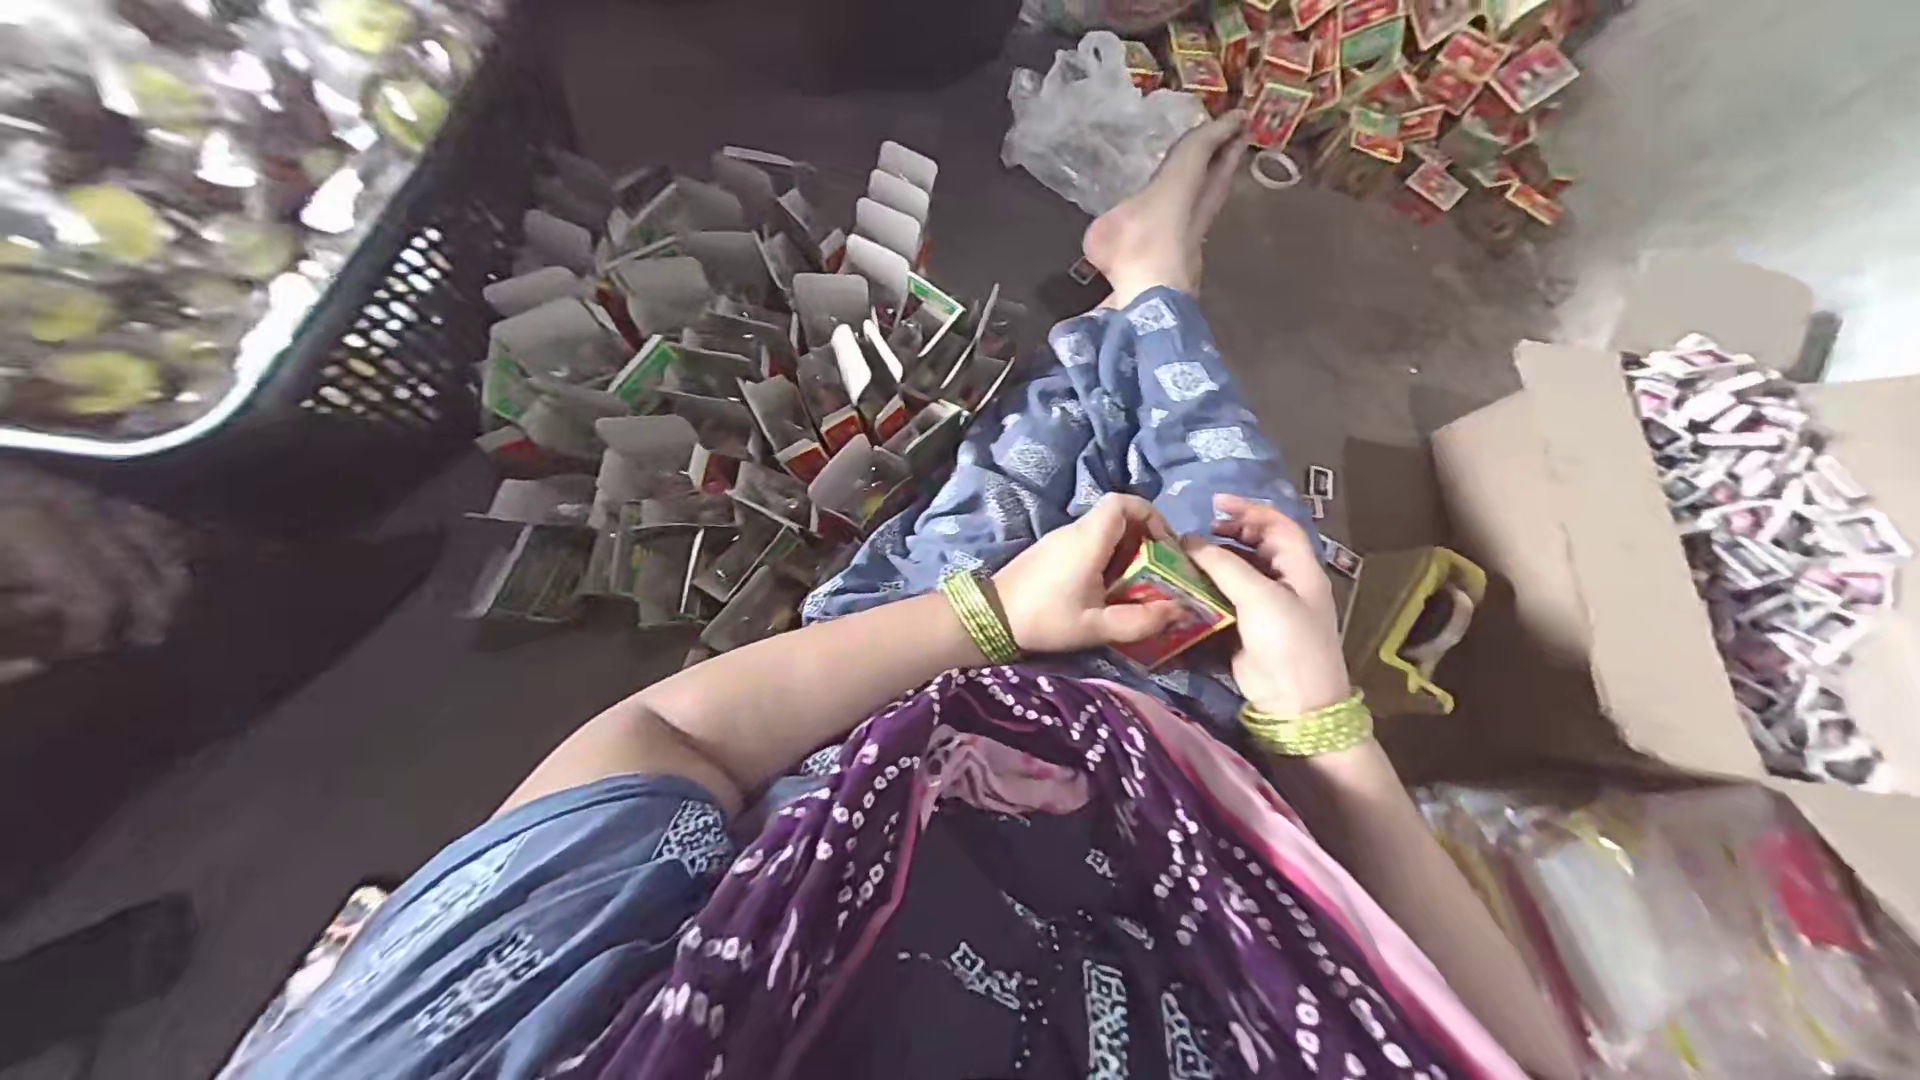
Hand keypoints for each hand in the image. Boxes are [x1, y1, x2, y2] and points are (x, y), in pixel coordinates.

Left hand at [992, 493, 1183, 654]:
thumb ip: (1142, 620)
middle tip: (1156, 571)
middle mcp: (1073, 531)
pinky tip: (1104, 590)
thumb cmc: (1045, 619)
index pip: (1123, 501)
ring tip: (1135, 586)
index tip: (1164, 544)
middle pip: (1116, 517)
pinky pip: (1084, 544)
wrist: (989, 618)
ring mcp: (1057, 541)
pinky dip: (1103, 559)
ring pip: (1100, 532)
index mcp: (1088, 539)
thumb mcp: (1097, 626)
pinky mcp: (1047, 553)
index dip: (1150, 515)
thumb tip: (1181, 611)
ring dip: (1123, 552)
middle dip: (1143, 539)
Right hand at [1081, 109, 1246, 307]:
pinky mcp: (1190, 270)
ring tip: (1212, 179)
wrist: (1152, 301)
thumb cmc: (1131, 252)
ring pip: (1211, 207)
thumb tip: (1107, 240)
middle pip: (1219, 176)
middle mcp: (1195, 211)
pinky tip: (1181, 230)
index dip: (1217, 132)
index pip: (1201, 151)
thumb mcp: (1103, 234)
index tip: (1235, 117)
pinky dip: (1193, 225)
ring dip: (1214, 190)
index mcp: (1178, 186)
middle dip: (1230, 155)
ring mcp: (1196, 243)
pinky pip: (1195, 236)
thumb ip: (1109, 228)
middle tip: (1241, 136)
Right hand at [1180, 493, 1351, 717]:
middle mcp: (1285, 581)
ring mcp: (1267, 604)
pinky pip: (1227, 595)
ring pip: (1239, 569)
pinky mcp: (1248, 625)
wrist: (1295, 701)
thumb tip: (1191, 542)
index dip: (1248, 509)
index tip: (1215, 503)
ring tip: (1187, 554)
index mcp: (1300, 568)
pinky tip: (1189, 582)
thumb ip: (1224, 565)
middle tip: (1198, 531)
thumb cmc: (1287, 642)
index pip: (1277, 525)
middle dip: (1229, 532)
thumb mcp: (1259, 597)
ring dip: (1215, 559)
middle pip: (1258, 544)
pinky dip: (1209, 584)